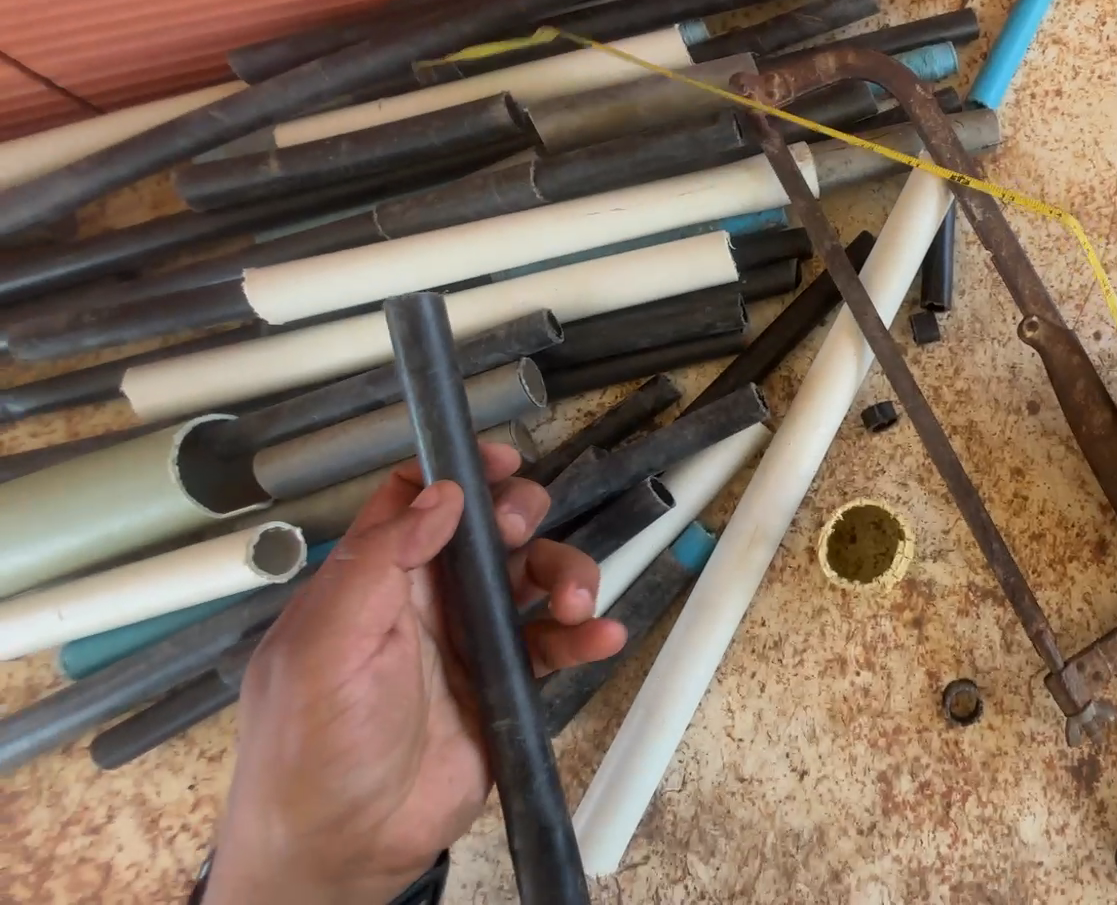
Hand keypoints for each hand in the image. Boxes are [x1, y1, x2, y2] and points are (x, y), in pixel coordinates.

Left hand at [205, 444, 627, 904]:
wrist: (348, 851)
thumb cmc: (317, 748)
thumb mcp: (326, 651)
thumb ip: (376, 564)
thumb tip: (442, 493)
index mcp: (376, 581)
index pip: (417, 501)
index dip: (459, 472)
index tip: (503, 462)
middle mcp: (430, 598)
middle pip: (494, 529)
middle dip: (524, 520)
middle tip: (525, 538)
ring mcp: (474, 637)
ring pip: (538, 577)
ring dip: (571, 578)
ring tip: (580, 607)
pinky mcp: (510, 676)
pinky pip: (559, 639)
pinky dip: (588, 633)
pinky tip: (603, 638)